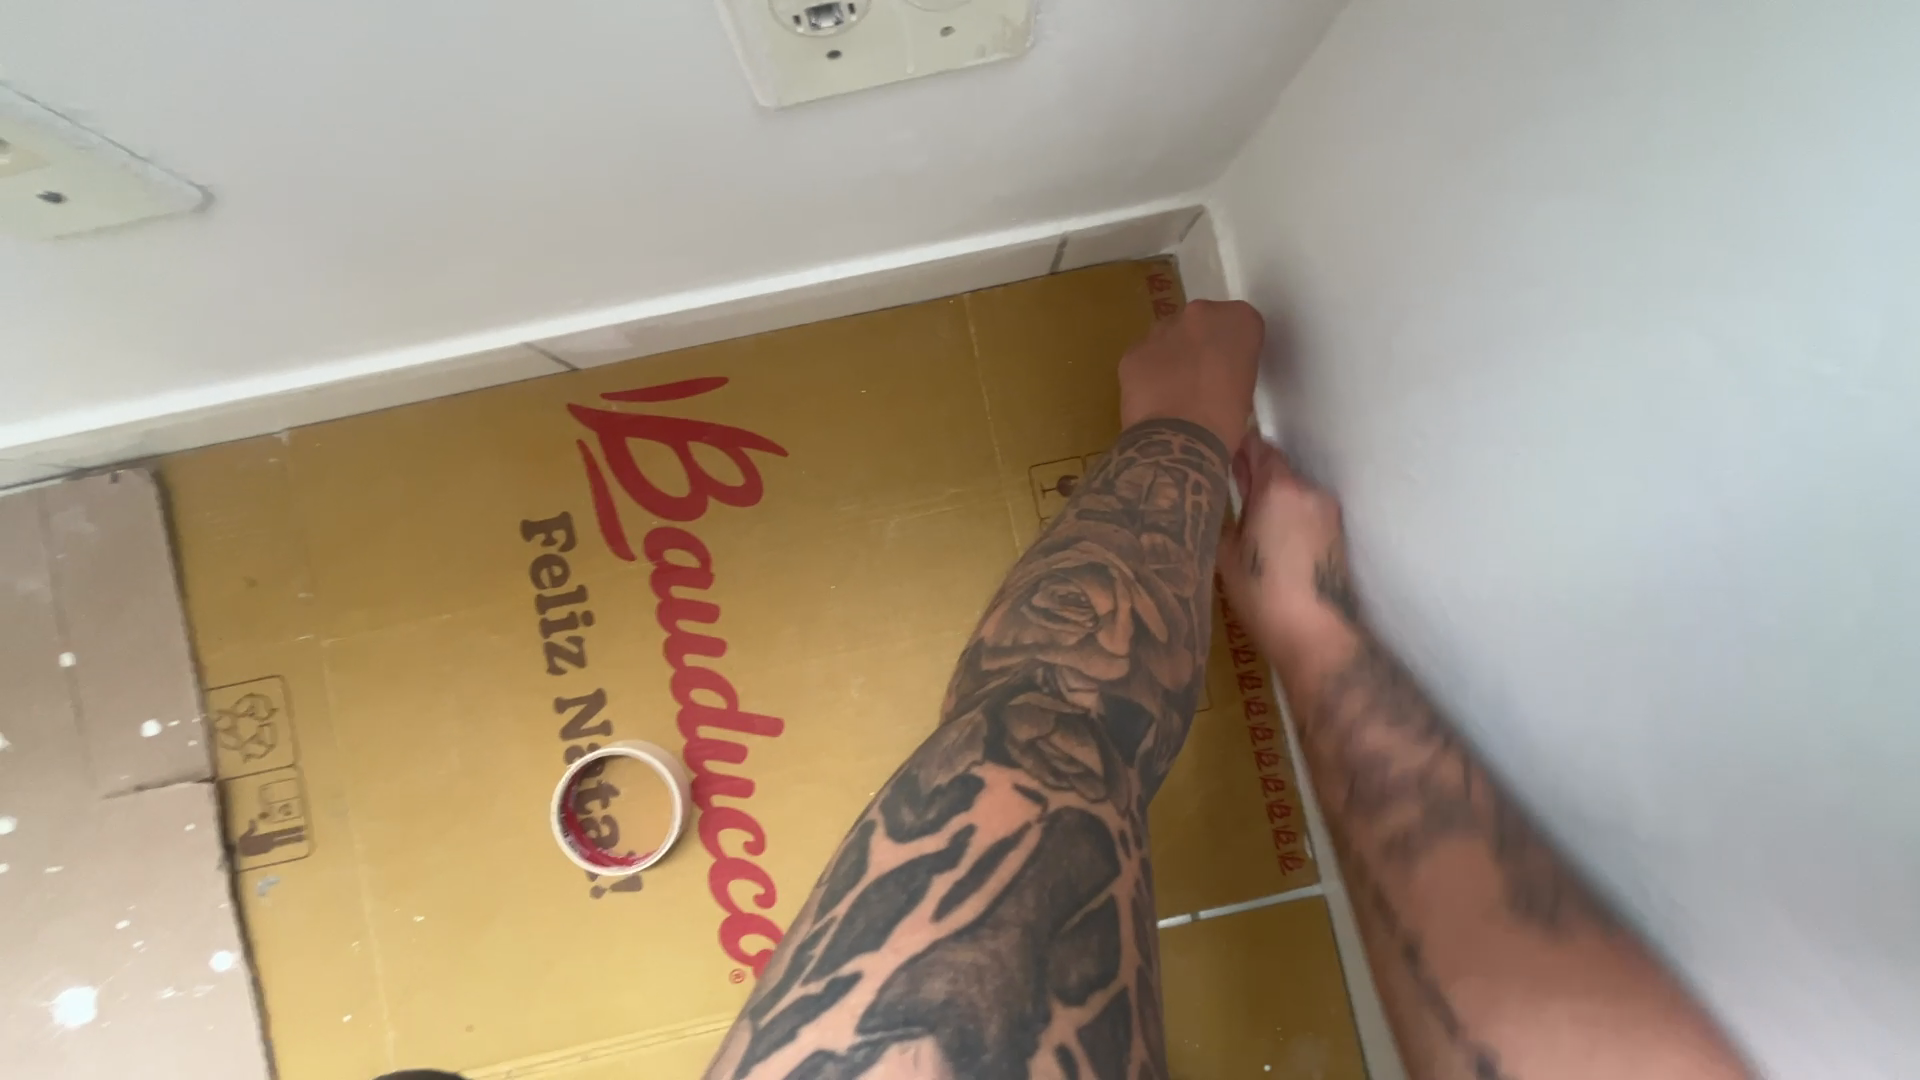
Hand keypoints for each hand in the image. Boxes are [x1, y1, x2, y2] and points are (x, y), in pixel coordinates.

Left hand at [1118, 300, 1263, 449]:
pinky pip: (1142, 358)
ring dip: (1169, 357)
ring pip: (1166, 338)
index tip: (1227, 369)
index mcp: (1238, 320)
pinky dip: (1145, 374)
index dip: (1230, 349)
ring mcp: (1161, 330)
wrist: (1179, 440)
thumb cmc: (1224, 420)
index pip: (1238, 325)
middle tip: (1198, 379)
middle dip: (1197, 346)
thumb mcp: (1245, 389)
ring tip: (1170, 391)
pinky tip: (1150, 398)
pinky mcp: (1132, 352)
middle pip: (1199, 324)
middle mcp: (1199, 314)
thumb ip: (1233, 368)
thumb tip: (1217, 379)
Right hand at [1217, 433, 1356, 659]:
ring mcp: (1326, 510)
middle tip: (1220, 480)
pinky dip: (1284, 511)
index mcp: (1278, 488)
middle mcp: (1307, 490)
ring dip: (1268, 494)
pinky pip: (1303, 508)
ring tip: (1241, 511)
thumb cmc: (1259, 591)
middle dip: (1251, 471)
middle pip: (1277, 468)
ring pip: (1291, 489)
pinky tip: (1264, 531)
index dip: (1236, 446)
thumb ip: (1222, 513)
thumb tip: (1212, 494)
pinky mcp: (1334, 531)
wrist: (1312, 632)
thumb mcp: (1225, 551)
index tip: (1214, 451)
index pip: (1259, 447)